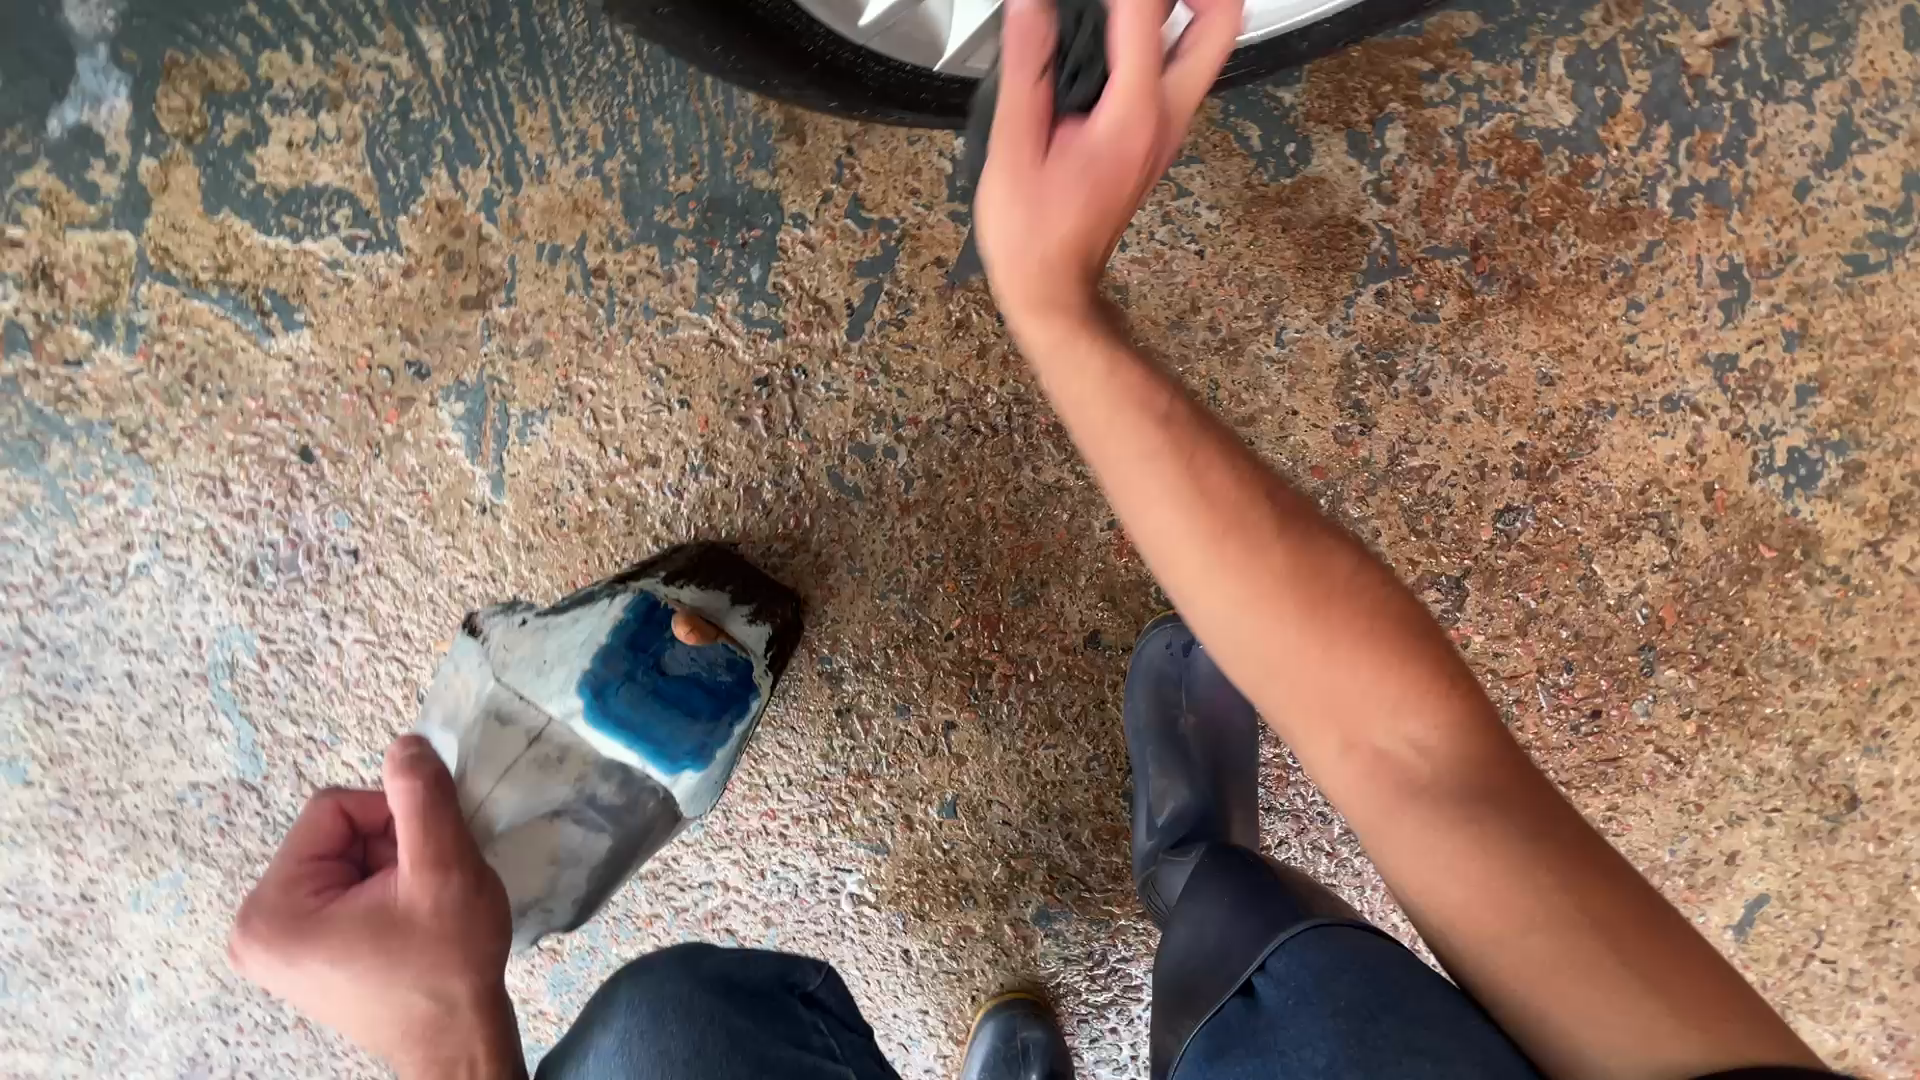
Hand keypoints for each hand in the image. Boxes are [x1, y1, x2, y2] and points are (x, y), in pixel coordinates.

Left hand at [229, 736, 522, 1079]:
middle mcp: (257, 925)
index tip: (428, 856)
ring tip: (424, 904)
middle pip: (339, 832)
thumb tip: (404, 742)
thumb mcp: (444, 867)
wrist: (457, 1037)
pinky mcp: (305, 952)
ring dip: (397, 865)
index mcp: (272, 908)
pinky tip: (411, 918)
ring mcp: (278, 943)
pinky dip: (389, 887)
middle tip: (428, 884)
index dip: (395, 816)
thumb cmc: (447, 957)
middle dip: (395, 844)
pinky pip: (348, 886)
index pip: (335, 808)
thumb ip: (422, 799)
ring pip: (349, 856)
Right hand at [975, 0, 1242, 336]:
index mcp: (1131, 119)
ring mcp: (1164, 138)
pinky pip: (1176, 78)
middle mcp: (1162, 124)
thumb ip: (1028, 68)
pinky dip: (1159, 44)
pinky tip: (1112, 45)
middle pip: (1219, 23)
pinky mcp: (1153, 147)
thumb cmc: (1033, 240)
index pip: (1146, 11)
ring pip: (1204, 49)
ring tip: (1125, 5)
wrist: (1052, 289)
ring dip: (1180, 10)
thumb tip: (1030, 6)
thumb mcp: (1014, 151)